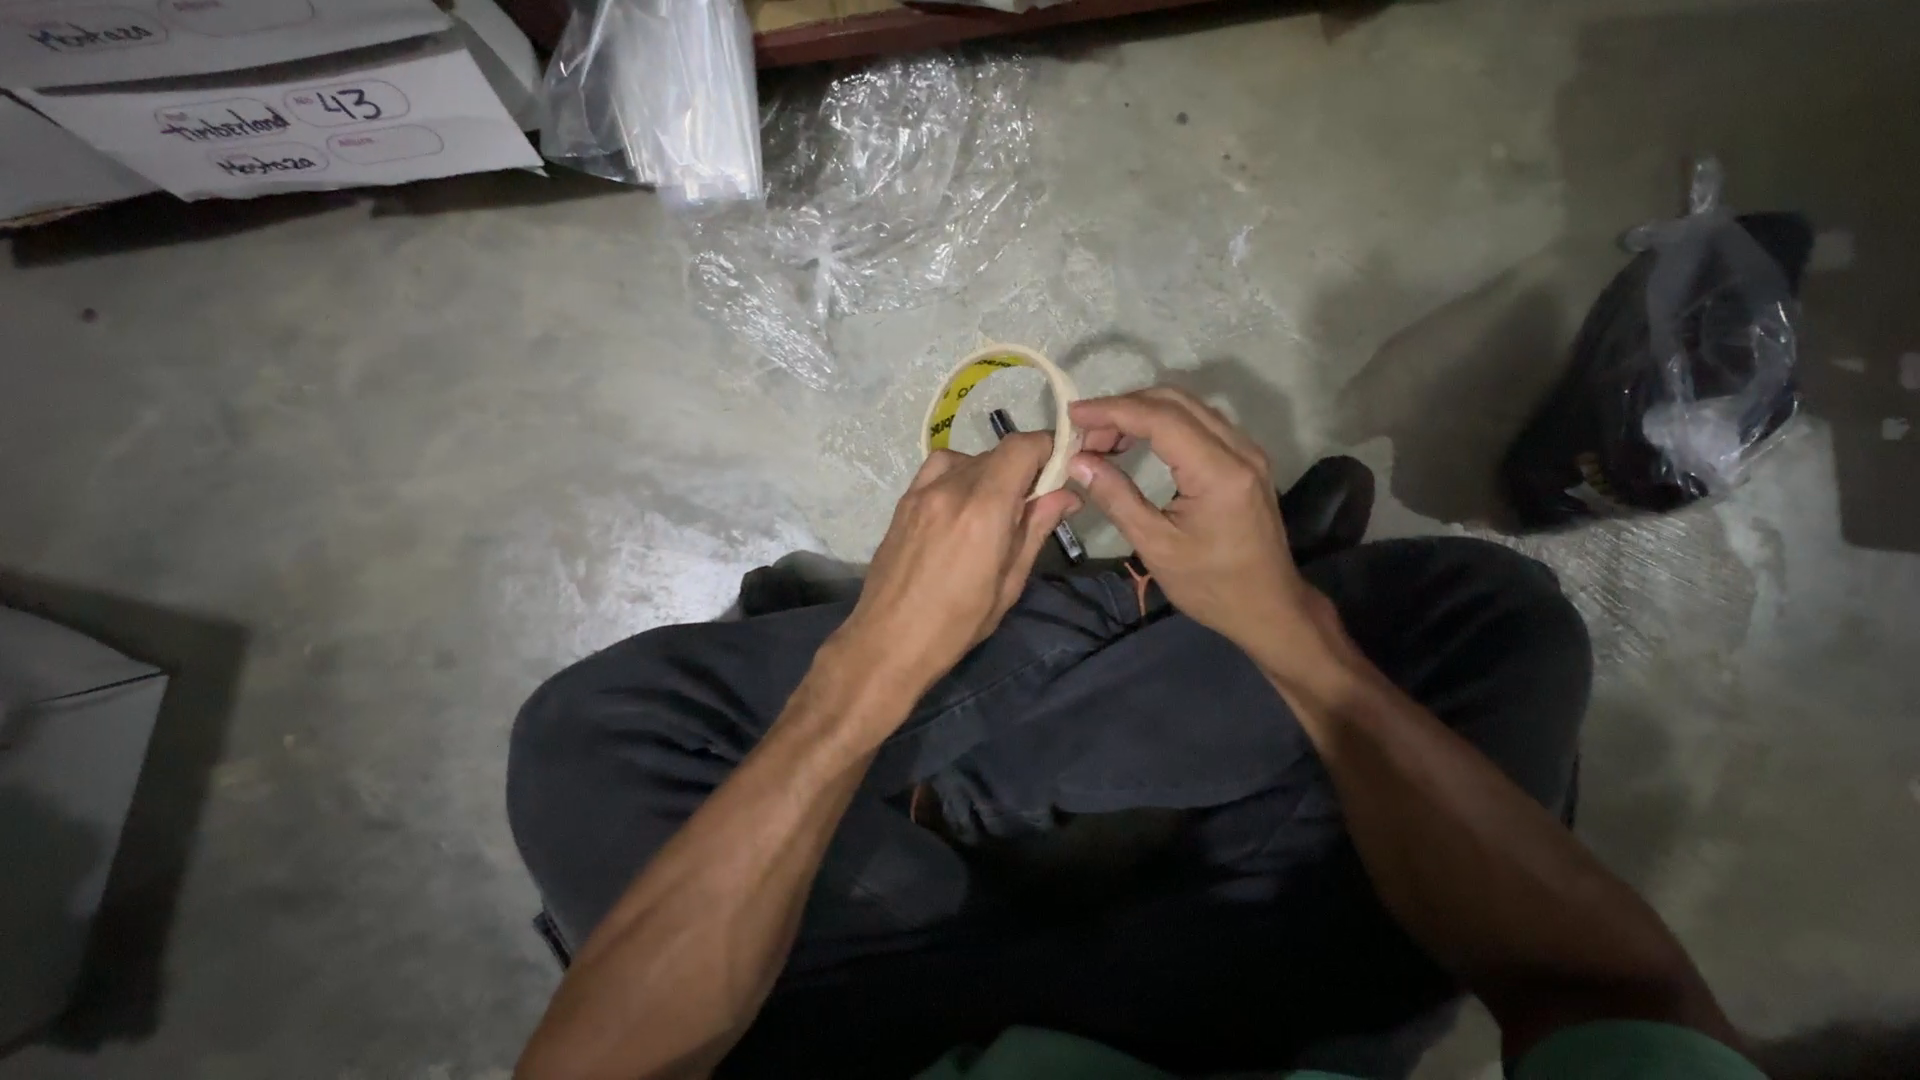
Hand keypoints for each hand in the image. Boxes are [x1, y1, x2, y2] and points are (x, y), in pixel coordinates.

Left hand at [838, 432, 1081, 693]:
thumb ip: (1037, 529)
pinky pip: (939, 469)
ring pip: (969, 458)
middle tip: (1034, 502)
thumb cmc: (956, 625)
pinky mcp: (904, 501)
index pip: (1022, 448)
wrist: (887, 642)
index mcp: (984, 510)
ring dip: (991, 472)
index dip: (1047, 449)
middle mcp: (952, 488)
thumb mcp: (1009, 583)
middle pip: (998, 452)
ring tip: (996, 508)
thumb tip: (1067, 494)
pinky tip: (963, 506)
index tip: (1061, 469)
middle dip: (1024, 468)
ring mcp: (922, 492)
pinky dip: (960, 474)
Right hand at [1068, 387, 1334, 658]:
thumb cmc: (1210, 586)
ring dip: (1143, 412)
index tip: (1073, 416)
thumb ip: (1116, 498)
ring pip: (1188, 407)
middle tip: (1086, 435)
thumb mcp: (1156, 546)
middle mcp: (1239, 450)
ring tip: (1104, 439)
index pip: (1161, 419)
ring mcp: (1246, 451)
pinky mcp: (1245, 459)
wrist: (1267, 607)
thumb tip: (1078, 462)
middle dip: (1125, 408)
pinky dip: (1163, 423)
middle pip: (1175, 401)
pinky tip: (1136, 443)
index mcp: (1218, 472)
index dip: (1113, 411)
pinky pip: (1199, 423)